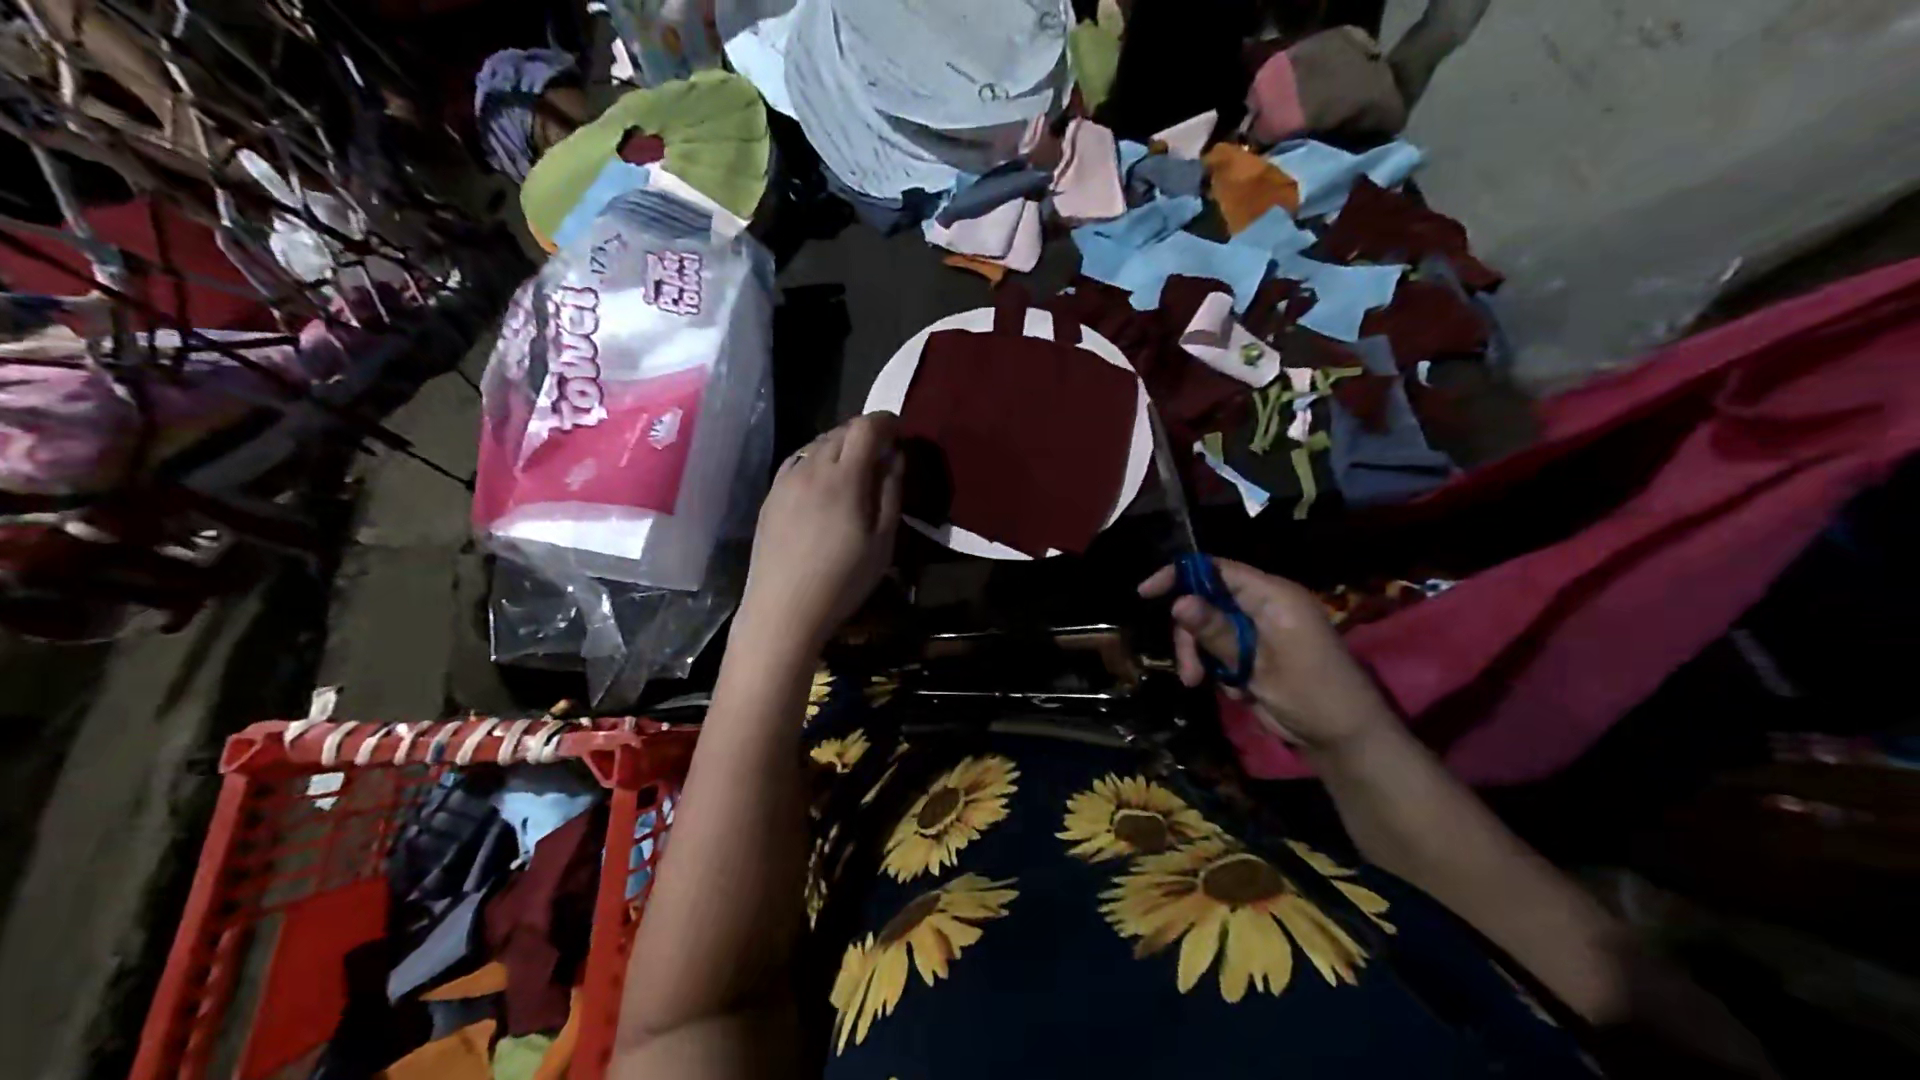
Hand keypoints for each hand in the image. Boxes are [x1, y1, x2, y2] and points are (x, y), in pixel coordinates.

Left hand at [738, 412, 904, 653]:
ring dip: (841, 444)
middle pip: (841, 430)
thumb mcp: (882, 540)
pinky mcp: (770, 496)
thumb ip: (891, 491)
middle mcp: (811, 468)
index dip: (886, 421)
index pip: (866, 427)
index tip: (900, 432)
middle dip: (865, 432)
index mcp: (844, 477)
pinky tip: (823, 482)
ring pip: (817, 443)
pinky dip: (817, 459)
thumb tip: (895, 457)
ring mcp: (786, 480)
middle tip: (882, 452)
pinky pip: (798, 461)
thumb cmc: (843, 579)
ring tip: (855, 467)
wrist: (783, 609)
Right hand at [1139, 558, 1398, 753]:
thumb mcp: (1258, 665)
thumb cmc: (1310, 694)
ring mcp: (1261, 630)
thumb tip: (1177, 601)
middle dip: (1190, 635)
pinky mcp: (1258, 652)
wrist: (1345, 739)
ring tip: (1204, 684)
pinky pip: (1222, 649)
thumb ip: (1217, 632)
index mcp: (1272, 596)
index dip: (1180, 575)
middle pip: (1206, 602)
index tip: (1146, 592)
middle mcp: (1264, 606)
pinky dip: (1219, 668)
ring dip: (1201, 656)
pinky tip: (1235, 690)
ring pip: (1209, 628)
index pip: (1217, 569)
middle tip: (1190, 673)